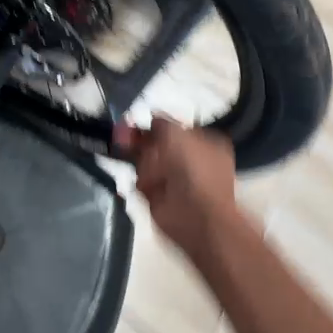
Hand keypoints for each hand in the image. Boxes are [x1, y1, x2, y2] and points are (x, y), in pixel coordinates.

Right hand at [115, 116, 237, 251]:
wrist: (194, 215)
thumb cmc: (192, 169)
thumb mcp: (176, 133)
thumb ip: (162, 122)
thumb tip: (152, 117)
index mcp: (207, 145)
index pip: (177, 128)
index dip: (158, 125)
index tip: (141, 122)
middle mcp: (193, 162)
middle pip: (159, 145)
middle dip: (142, 141)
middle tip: (125, 137)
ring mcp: (177, 181)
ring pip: (149, 162)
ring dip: (142, 163)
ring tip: (145, 169)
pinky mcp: (162, 198)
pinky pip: (143, 182)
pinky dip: (140, 181)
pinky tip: (145, 184)